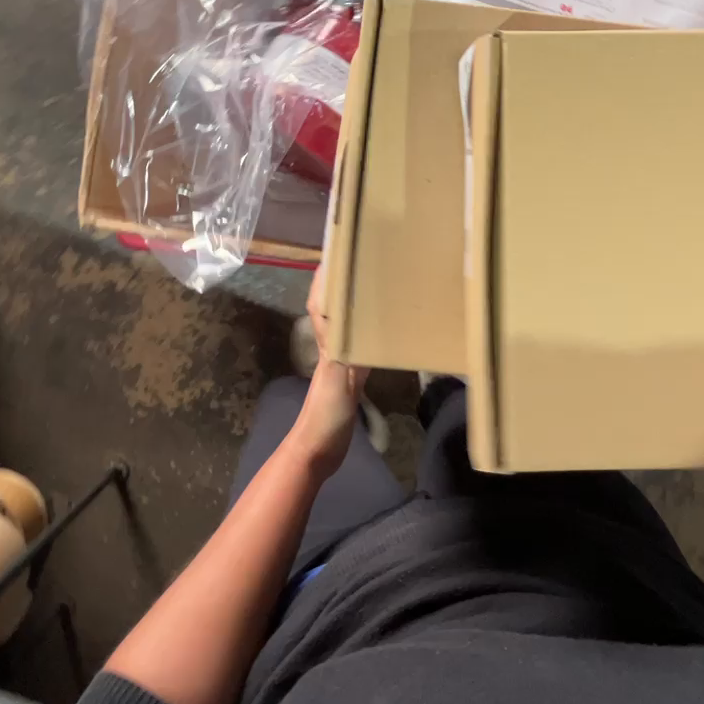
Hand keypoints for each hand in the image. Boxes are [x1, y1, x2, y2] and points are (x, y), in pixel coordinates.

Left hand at [285, 266, 369, 479]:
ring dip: (355, 306)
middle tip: (363, 261)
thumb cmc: (324, 417)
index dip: (324, 279)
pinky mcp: (352, 380)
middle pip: (335, 309)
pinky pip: (363, 348)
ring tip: (377, 287)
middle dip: (342, 284)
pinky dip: (371, 335)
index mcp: (328, 346)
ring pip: (349, 326)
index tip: (336, 252)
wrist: (318, 451)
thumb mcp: (334, 384)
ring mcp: (342, 364)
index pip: (322, 305)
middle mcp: (334, 349)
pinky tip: (385, 333)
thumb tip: (350, 324)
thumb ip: (342, 357)